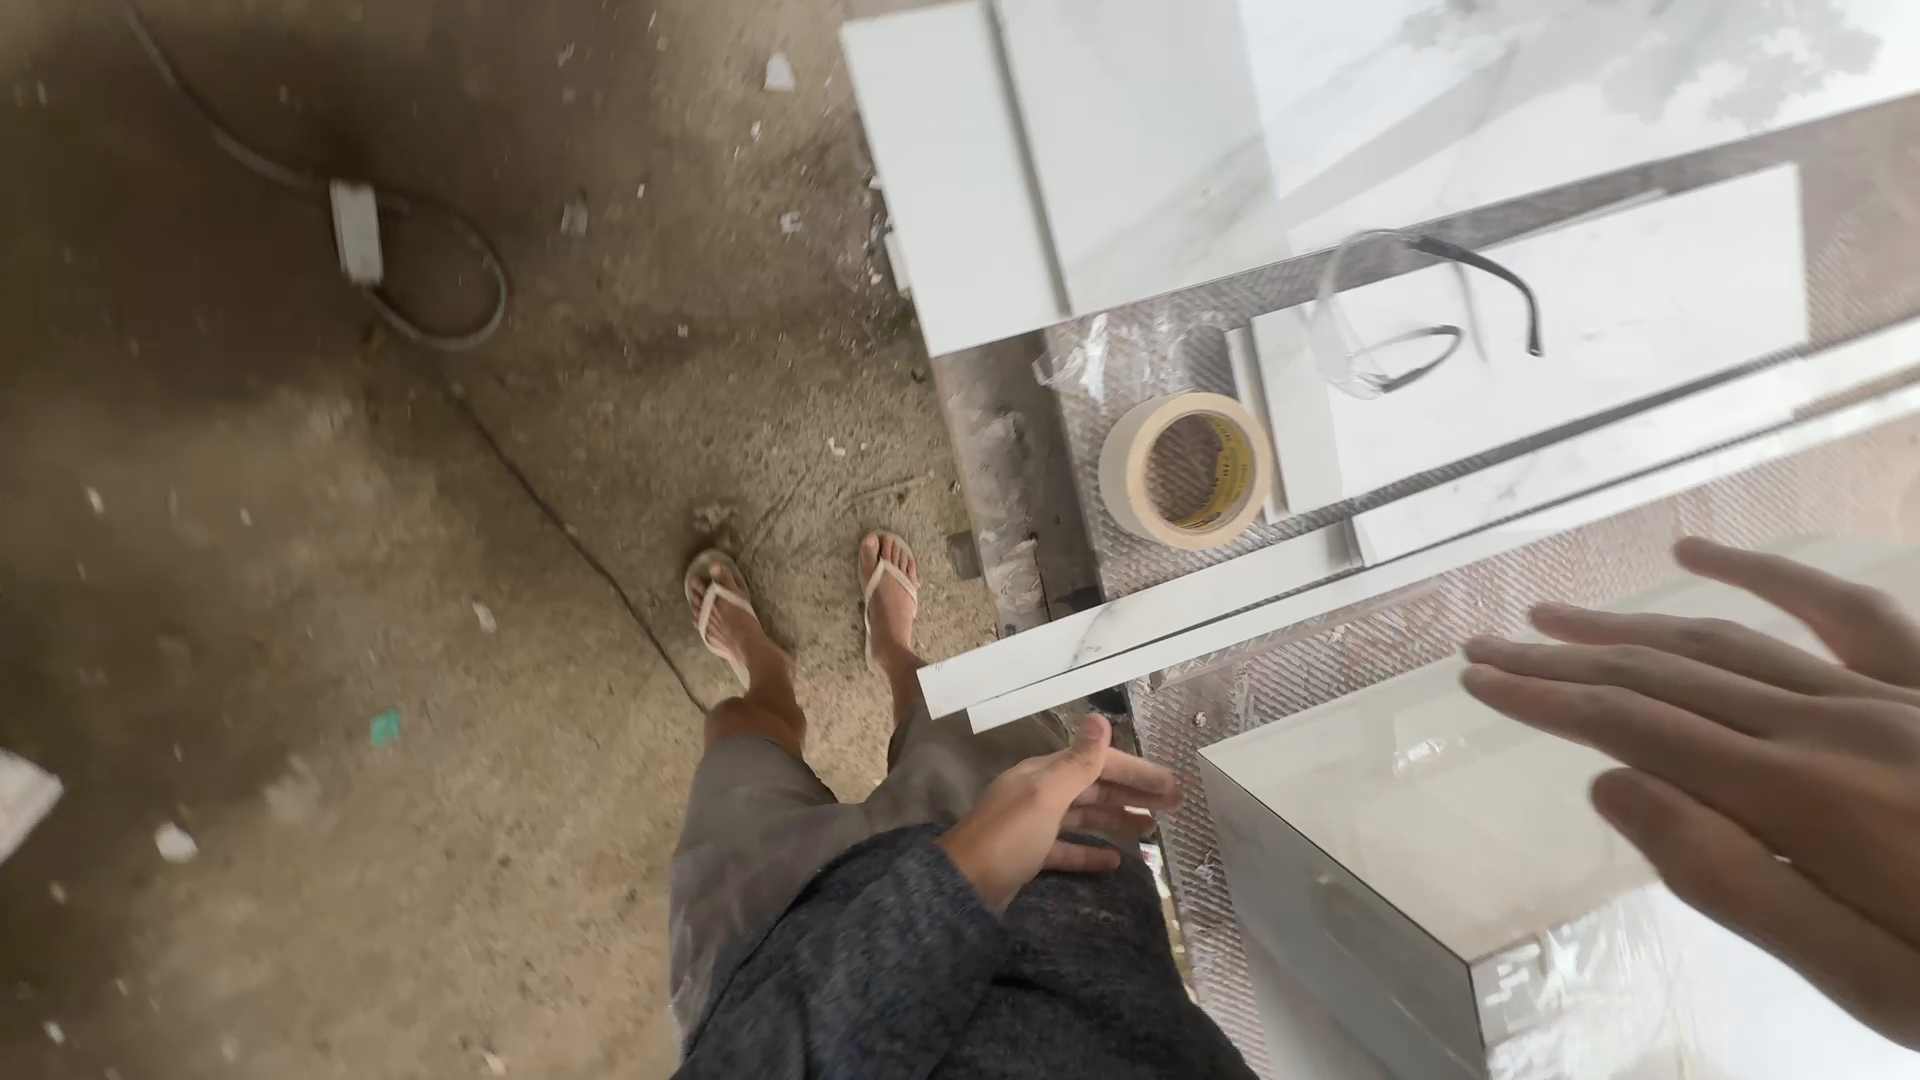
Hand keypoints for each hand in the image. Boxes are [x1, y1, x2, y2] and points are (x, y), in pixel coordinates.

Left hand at [937, 714, 1181, 913]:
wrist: (962, 889)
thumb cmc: (1007, 838)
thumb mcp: (1046, 795)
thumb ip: (1078, 762)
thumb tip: (1101, 718)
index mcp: (1044, 773)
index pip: (1099, 763)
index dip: (1136, 771)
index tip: (1171, 784)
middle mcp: (1040, 793)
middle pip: (1094, 787)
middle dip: (1133, 793)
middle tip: (1174, 807)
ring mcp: (1033, 825)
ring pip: (1084, 816)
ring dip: (1117, 819)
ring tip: (1151, 831)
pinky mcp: (1030, 857)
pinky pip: (1068, 849)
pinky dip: (1091, 852)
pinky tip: (1114, 862)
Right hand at [1459, 537, 1919, 1048]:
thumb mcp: (1870, 985)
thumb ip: (1726, 881)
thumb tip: (1606, 783)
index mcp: (1799, 796)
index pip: (1624, 725)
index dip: (1537, 697)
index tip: (1474, 680)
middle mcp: (1828, 726)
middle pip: (1653, 674)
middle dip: (1553, 660)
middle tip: (1482, 647)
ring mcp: (1888, 698)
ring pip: (1717, 641)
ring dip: (1619, 625)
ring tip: (1548, 615)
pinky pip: (1844, 612)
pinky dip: (1765, 576)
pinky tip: (1697, 553)